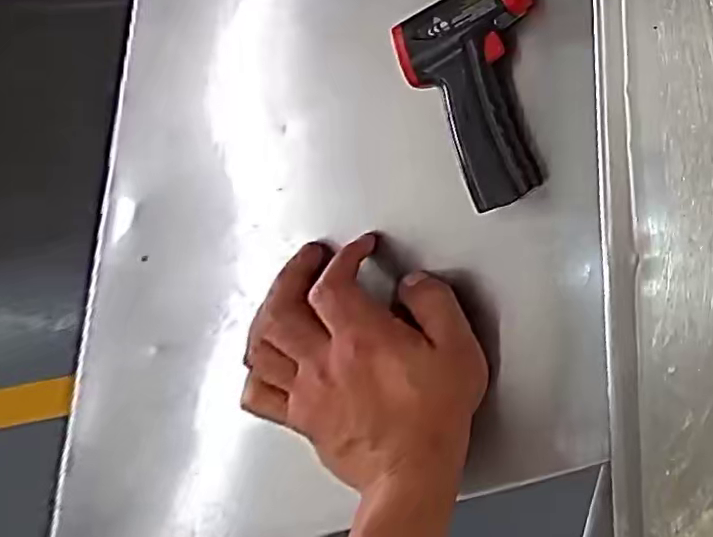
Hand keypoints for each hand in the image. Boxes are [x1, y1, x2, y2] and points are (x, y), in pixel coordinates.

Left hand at [242, 234, 487, 507]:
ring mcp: (306, 393)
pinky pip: (258, 390)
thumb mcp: (457, 342)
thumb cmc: (437, 409)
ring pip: (260, 347)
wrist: (413, 465)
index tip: (360, 247)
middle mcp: (325, 363)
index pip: (333, 285)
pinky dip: (256, 365)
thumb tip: (414, 282)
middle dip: (294, 274)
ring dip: (268, 311)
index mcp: (363, 340)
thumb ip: (435, 302)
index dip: (344, 257)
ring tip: (285, 295)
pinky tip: (268, 357)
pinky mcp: (301, 418)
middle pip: (282, 310)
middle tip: (311, 257)